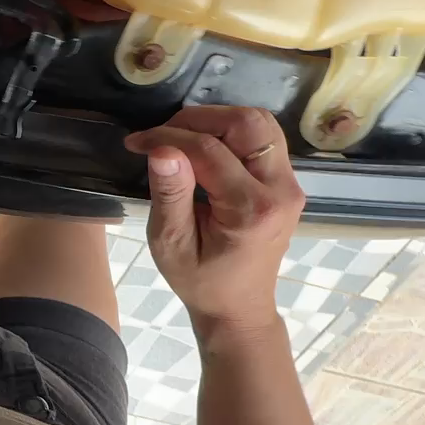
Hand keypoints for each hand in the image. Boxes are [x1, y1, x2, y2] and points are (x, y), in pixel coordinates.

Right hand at [123, 107, 304, 334]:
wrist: (238, 305)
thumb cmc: (199, 280)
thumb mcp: (171, 243)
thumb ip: (170, 194)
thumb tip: (161, 149)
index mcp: (251, 208)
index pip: (209, 150)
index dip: (167, 137)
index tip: (135, 142)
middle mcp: (280, 189)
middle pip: (249, 123)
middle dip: (199, 119)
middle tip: (162, 135)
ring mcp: (289, 183)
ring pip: (260, 125)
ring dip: (215, 122)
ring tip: (179, 138)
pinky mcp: (285, 182)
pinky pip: (261, 140)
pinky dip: (228, 134)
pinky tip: (199, 149)